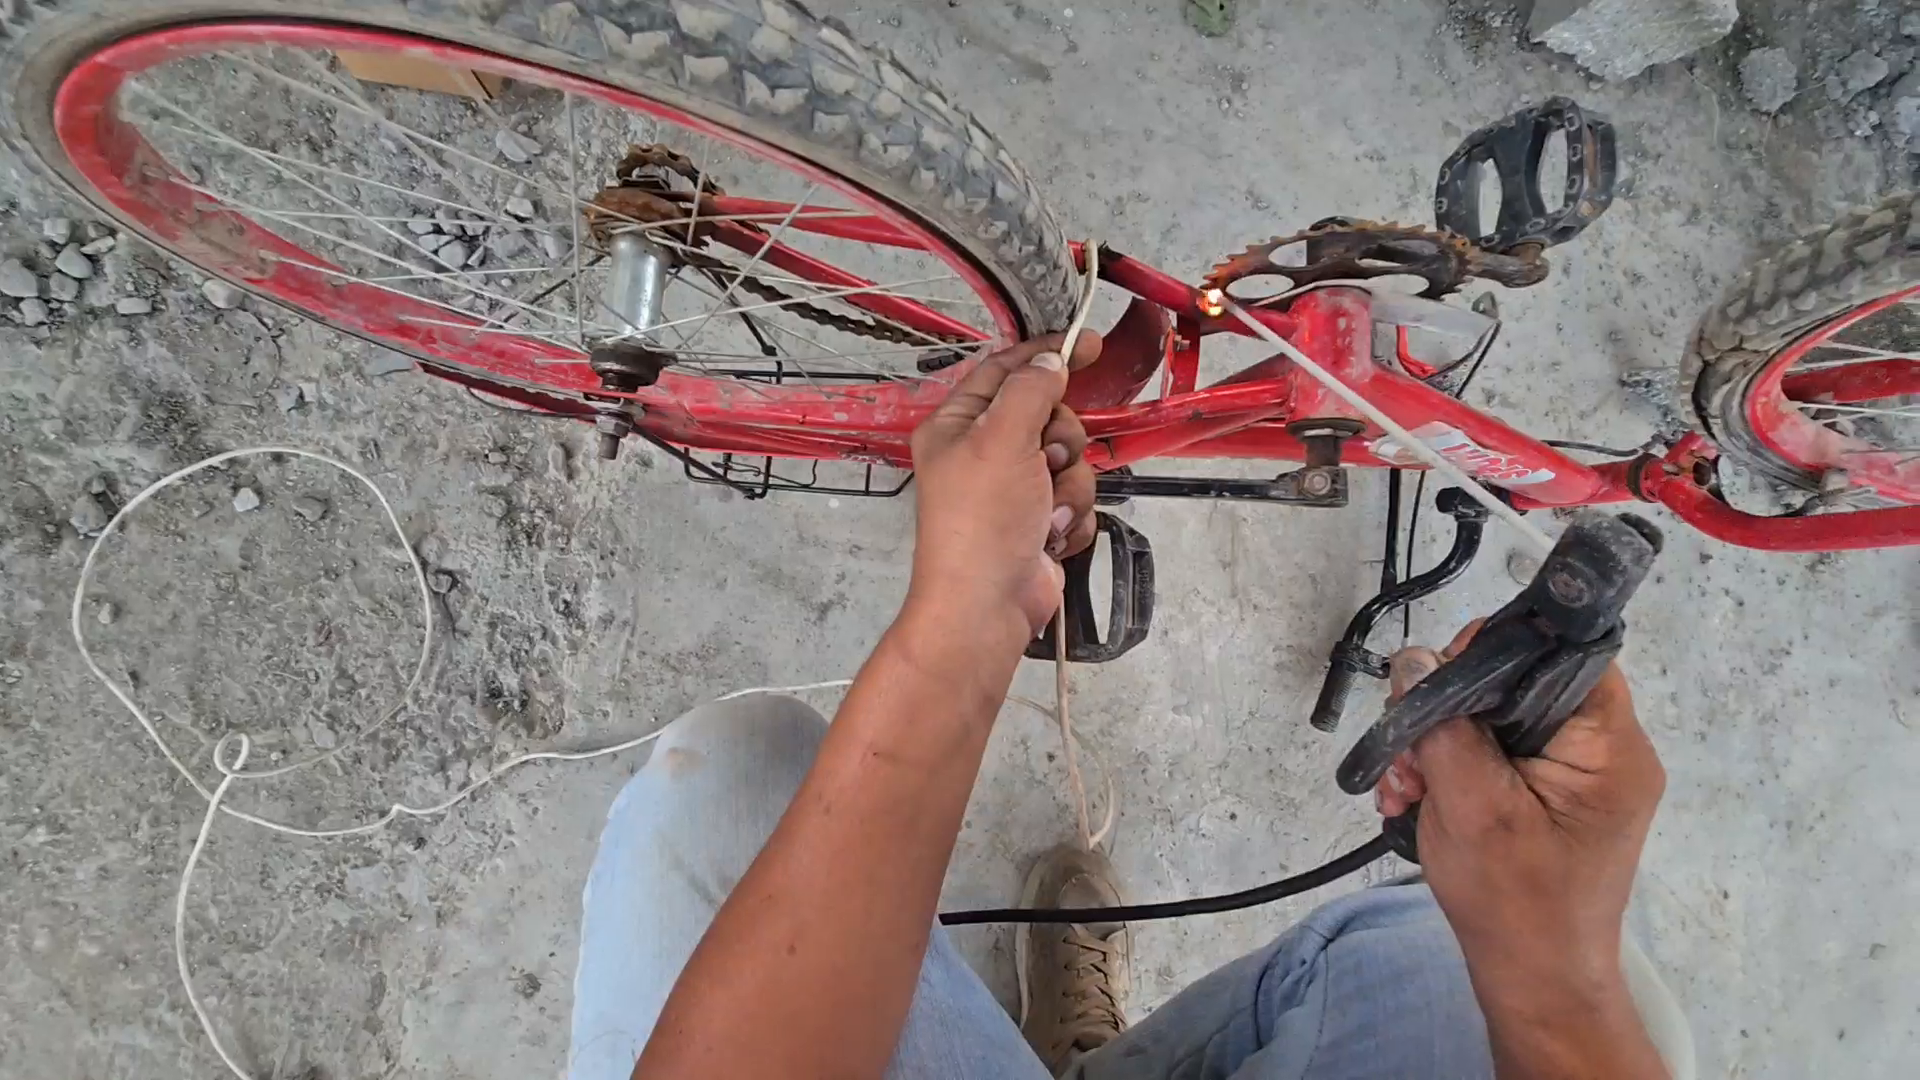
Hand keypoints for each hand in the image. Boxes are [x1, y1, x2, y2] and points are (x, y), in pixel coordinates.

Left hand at [905, 332, 1101, 648]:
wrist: (988, 605)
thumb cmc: (983, 518)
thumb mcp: (1001, 438)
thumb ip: (1030, 390)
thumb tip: (1050, 362)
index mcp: (958, 425)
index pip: (1006, 370)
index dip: (1048, 355)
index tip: (1090, 345)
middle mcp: (984, 452)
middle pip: (1048, 416)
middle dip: (1060, 442)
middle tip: (1047, 462)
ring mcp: (1014, 490)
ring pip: (1071, 461)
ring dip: (1067, 489)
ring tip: (1044, 514)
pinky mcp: (1039, 522)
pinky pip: (1075, 499)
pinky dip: (1069, 519)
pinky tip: (1048, 538)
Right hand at [1376, 624, 1667, 1074]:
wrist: (1529, 976)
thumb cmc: (1513, 896)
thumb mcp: (1472, 804)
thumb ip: (1443, 725)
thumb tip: (1413, 659)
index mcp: (1607, 748)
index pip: (1565, 656)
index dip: (1499, 648)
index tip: (1439, 674)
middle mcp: (1594, 750)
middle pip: (1510, 684)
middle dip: (1443, 708)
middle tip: (1407, 747)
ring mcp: (1563, 771)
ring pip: (1484, 717)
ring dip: (1429, 743)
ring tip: (1403, 784)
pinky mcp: (1534, 789)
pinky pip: (1480, 749)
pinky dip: (1438, 765)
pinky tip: (1409, 794)